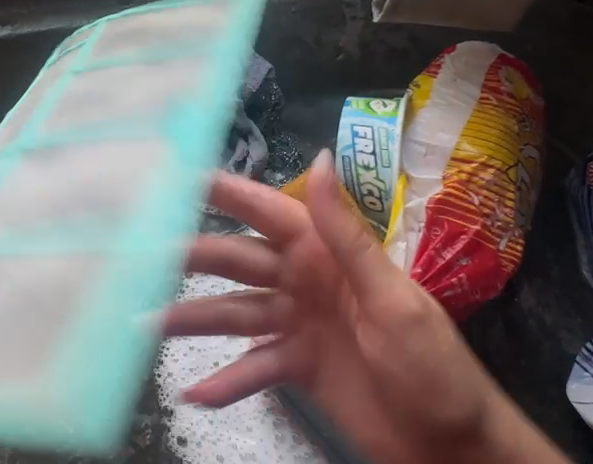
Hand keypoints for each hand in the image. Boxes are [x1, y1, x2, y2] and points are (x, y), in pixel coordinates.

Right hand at [168, 154, 567, 463]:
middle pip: (235, 260)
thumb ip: (346, 233)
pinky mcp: (297, 366)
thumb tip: (319, 157)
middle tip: (139, 255)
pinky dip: (224, 380)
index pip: (264, 210)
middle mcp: (302, 279)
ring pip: (232, 312)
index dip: (223, 190)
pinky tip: (193, 392)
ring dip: (192, 319)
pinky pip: (251, 369)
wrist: (453, 445)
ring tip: (146, 325)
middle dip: (190, 256)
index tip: (176, 174)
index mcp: (324, 252)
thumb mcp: (390, 296)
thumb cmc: (432, 364)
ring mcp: (296, 322)